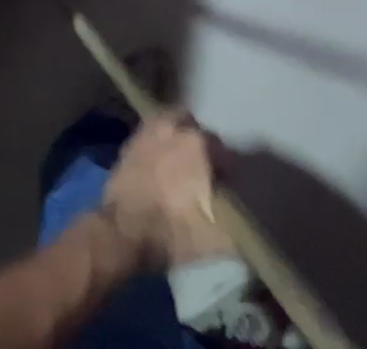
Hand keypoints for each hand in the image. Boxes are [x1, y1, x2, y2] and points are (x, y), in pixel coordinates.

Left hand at [100, 113, 233, 269]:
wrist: (122, 234)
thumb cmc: (174, 232)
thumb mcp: (219, 239)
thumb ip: (240, 223)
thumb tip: (245, 218)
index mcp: (201, 144)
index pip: (226, 153)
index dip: (228, 172)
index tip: (225, 189)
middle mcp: (175, 128)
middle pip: (198, 133)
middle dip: (203, 149)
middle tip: (201, 173)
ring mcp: (148, 132)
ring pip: (172, 127)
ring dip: (179, 141)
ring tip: (179, 167)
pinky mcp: (129, 143)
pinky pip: (151, 138)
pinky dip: (157, 148)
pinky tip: (157, 168)